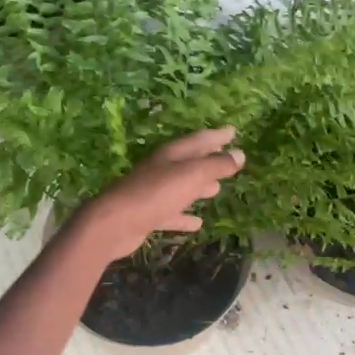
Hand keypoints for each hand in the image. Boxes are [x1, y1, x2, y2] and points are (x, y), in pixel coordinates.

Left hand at [67, 127, 245, 260]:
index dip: (217, 135)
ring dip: (198, 187)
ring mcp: (153, 192)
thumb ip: (216, 165)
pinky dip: (184, 216)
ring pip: (181, 187)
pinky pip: (172, 213)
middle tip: (227, 158)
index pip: (199, 140)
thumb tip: (240, 154)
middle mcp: (161, 169)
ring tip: (216, 189)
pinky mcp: (148, 215)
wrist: (115, 223)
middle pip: (190, 161)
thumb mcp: (191, 175)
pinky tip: (197, 223)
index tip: (233, 131)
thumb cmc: (156, 193)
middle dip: (209, 159)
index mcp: (171, 155)